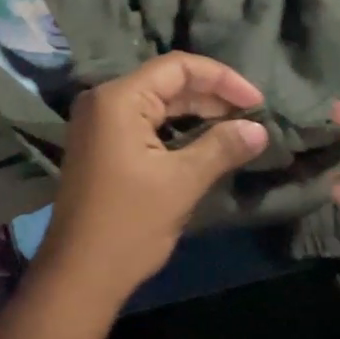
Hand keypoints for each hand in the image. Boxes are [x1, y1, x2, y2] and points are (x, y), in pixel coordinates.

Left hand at [40, 53, 270, 295]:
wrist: (80, 271)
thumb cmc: (130, 223)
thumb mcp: (181, 183)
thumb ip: (221, 147)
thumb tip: (259, 128)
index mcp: (118, 98)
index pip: (176, 66)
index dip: (221, 77)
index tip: (257, 100)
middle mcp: (103, 99)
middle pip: (165, 81)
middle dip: (211, 94)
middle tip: (253, 115)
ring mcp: (98, 121)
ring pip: (156, 101)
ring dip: (196, 111)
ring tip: (237, 126)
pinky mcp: (100, 142)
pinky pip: (143, 120)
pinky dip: (175, 126)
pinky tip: (205, 139)